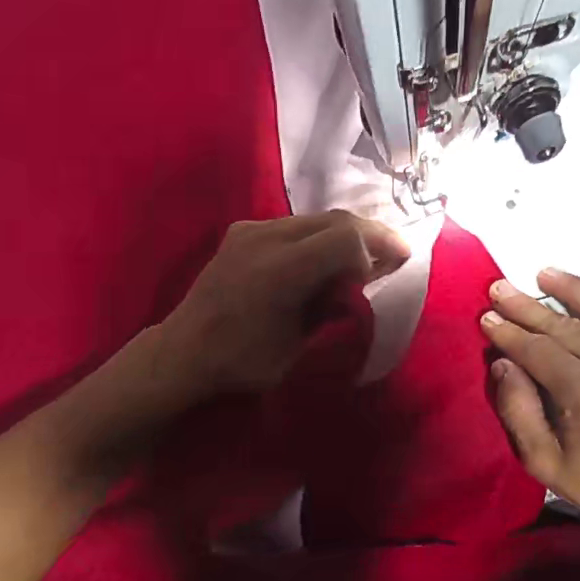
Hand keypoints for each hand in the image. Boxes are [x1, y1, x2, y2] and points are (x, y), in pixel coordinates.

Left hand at [158, 210, 409, 394]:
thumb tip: (361, 282)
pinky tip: (328, 257)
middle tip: (395, 252)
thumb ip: (331, 306)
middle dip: (370, 234)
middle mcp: (265, 238)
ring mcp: (251, 230)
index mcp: (281, 270)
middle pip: (334, 219)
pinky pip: (293, 225)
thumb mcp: (296, 345)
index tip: (392, 267)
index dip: (376, 248)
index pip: (345, 237)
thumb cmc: (241, 361)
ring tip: (366, 256)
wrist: (183, 351)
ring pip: (315, 219)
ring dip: (345, 234)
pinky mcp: (242, 231)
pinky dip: (319, 237)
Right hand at [480, 269, 579, 577]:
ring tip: (545, 275)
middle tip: (500, 287)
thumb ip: (517, 410)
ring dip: (575, 290)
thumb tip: (502, 362)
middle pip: (568, 327)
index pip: (540, 350)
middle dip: (528, 306)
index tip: (488, 316)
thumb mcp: (544, 463)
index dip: (510, 332)